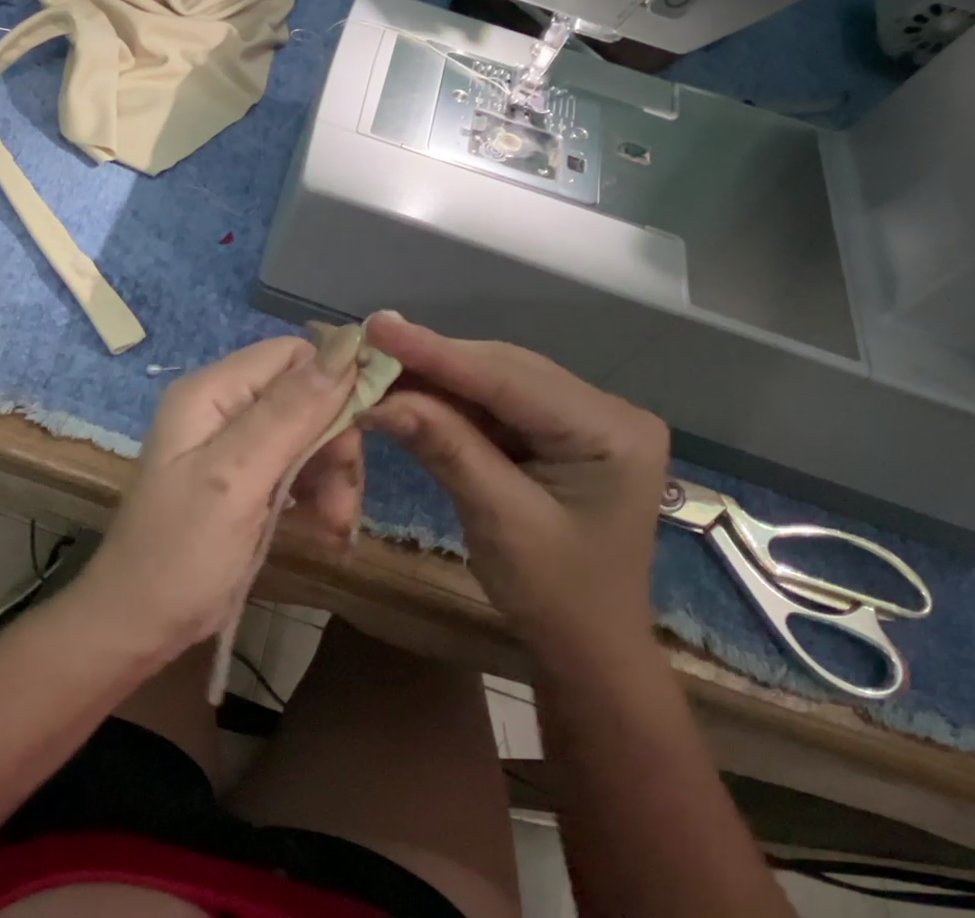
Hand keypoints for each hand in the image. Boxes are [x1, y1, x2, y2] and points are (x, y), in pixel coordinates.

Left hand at [72, 337, 358, 658]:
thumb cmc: (181, 552)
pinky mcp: (243, 483)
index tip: (361, 434)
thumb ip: (289, 412)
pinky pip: (295, 470)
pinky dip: (316, 497)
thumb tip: (348, 344)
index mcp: (210, 393)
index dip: (335, 385)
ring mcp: (231, 448)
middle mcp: (220, 409)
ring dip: (331, 479)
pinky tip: (324, 532)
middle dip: (334, 446)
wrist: (140, 621)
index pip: (292, 356)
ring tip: (334, 528)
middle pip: (305, 398)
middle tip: (343, 503)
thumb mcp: (237, 478)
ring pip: (308, 437)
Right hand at [360, 315, 670, 644]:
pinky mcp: (559, 437)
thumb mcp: (498, 519)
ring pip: (495, 385)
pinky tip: (407, 392)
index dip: (437, 352)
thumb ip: (446, 448)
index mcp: (611, 430)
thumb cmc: (555, 594)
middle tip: (363, 344)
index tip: (377, 326)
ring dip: (435, 378)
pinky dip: (449, 405)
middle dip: (432, 361)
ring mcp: (584, 422)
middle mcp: (606, 412)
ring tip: (373, 362)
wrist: (589, 646)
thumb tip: (379, 400)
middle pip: (504, 372)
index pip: (510, 379)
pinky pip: (496, 409)